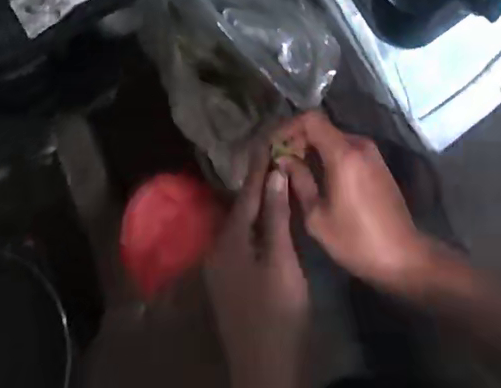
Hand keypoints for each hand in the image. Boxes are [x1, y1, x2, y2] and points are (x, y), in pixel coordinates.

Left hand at [204, 158, 308, 387]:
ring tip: (278, 175)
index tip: (269, 136)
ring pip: (244, 223)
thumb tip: (275, 173)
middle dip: (260, 180)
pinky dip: (259, 222)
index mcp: (228, 240)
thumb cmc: (277, 313)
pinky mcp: (232, 282)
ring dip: (261, 201)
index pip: (247, 192)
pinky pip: (245, 239)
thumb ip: (277, 216)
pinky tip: (273, 216)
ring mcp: (223, 267)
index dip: (260, 164)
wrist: (265, 371)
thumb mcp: (282, 261)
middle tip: (277, 151)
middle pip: (243, 205)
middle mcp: (218, 248)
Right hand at [276, 111, 437, 293]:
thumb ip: (300, 182)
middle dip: (299, 139)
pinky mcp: (378, 164)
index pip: (311, 119)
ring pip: (334, 138)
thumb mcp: (318, 217)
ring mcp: (371, 153)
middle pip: (322, 127)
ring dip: (314, 148)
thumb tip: (284, 160)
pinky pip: (347, 149)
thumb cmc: (357, 240)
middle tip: (281, 159)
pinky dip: (329, 155)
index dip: (289, 126)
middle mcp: (359, 144)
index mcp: (343, 153)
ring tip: (296, 169)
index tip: (274, 144)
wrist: (404, 258)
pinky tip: (319, 176)